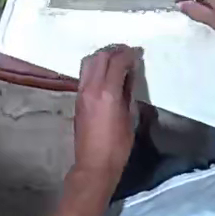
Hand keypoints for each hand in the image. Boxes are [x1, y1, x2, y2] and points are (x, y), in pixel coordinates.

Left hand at [73, 45, 139, 180]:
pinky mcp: (77, 98)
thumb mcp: (129, 116)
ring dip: (103, 56)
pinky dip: (96, 67)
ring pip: (88, 62)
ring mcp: (81, 92)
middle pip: (100, 56)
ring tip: (116, 60)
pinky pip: (85, 73)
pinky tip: (107, 73)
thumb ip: (128, 91)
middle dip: (115, 51)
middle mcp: (91, 88)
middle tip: (128, 53)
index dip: (129, 54)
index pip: (117, 62)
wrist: (94, 164)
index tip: (138, 53)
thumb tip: (130, 74)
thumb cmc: (118, 145)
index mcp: (107, 92)